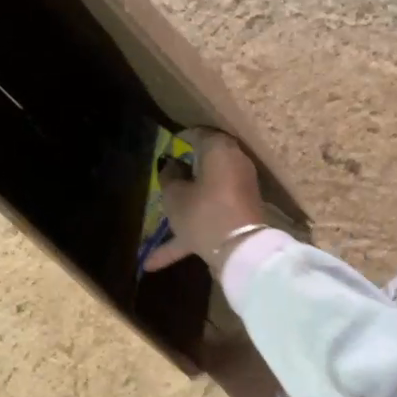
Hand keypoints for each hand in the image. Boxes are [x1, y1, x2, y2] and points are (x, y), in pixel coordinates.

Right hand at [141, 128, 265, 271]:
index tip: (167, 146)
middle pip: (205, 161)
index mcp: (218, 149)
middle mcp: (234, 162)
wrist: (241, 251)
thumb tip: (171, 164)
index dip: (180, 139)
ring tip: (162, 216)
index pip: (197, 134)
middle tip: (167, 173)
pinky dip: (190, 229)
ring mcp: (241, 188)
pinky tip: (154, 262)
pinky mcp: (242, 211)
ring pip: (207, 190)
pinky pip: (213, 212)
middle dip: (186, 169)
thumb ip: (169, 175)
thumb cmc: (203, 213)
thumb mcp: (175, 195)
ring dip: (186, 202)